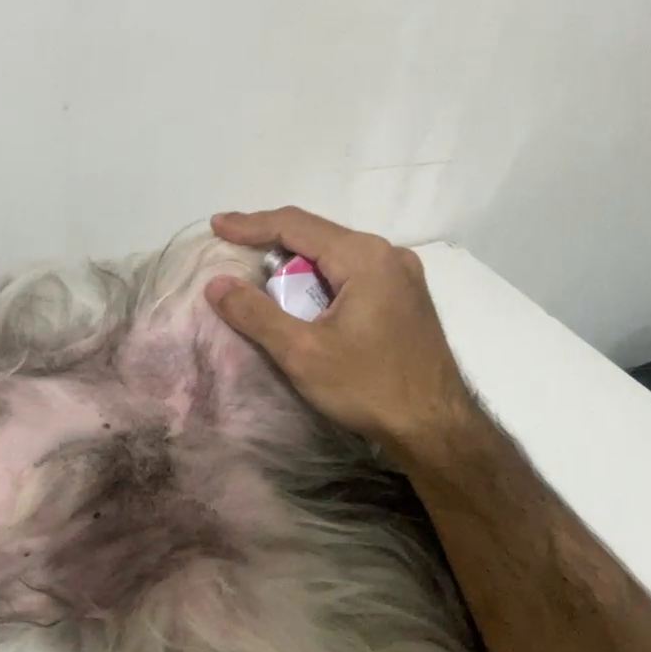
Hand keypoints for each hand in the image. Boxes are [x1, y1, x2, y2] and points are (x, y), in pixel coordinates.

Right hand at [204, 207, 475, 453]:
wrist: (434, 426)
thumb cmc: (368, 387)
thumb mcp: (302, 353)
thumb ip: (256, 314)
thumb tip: (216, 284)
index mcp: (365, 257)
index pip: (296, 225)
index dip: (251, 224)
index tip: (216, 226)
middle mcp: (388, 255)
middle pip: (318, 235)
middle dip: (272, 241)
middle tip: (234, 248)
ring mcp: (402, 276)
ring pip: (336, 255)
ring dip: (297, 263)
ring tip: (261, 274)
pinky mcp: (406, 299)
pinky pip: (353, 274)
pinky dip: (321, 279)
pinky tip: (303, 298)